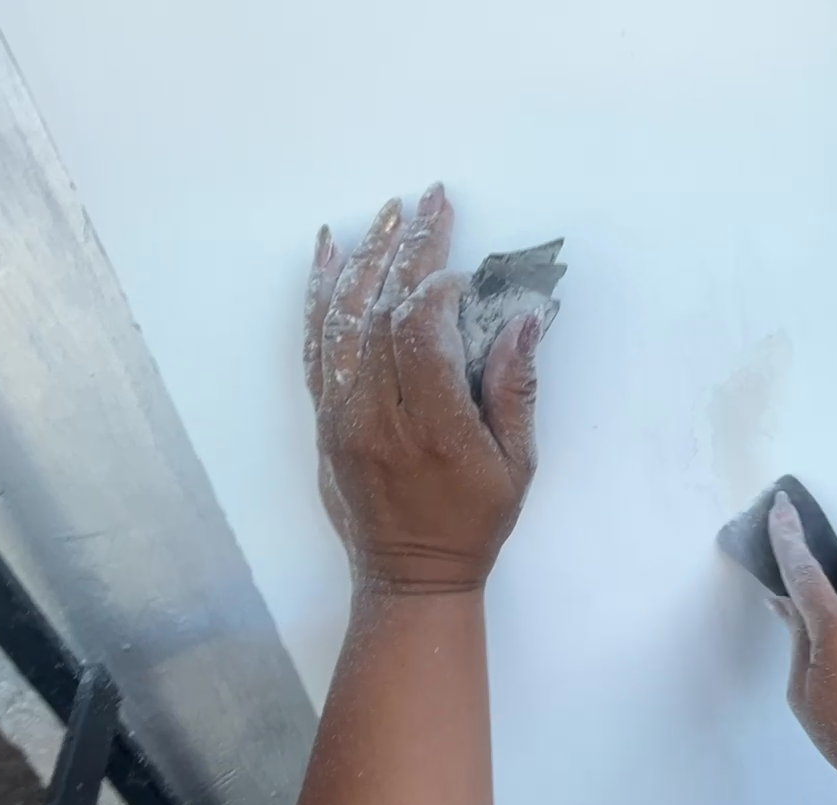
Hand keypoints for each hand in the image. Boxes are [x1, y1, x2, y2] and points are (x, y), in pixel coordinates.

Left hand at [303, 184, 545, 594]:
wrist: (410, 572)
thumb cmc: (475, 522)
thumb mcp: (517, 466)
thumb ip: (515, 392)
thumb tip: (521, 322)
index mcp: (433, 427)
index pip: (421, 331)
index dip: (439, 287)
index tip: (464, 269)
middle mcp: (377, 414)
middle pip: (381, 312)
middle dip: (408, 250)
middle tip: (430, 200)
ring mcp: (340, 414)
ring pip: (343, 319)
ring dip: (367, 258)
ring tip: (389, 211)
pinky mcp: (324, 417)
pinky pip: (315, 345)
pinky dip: (321, 294)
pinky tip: (332, 253)